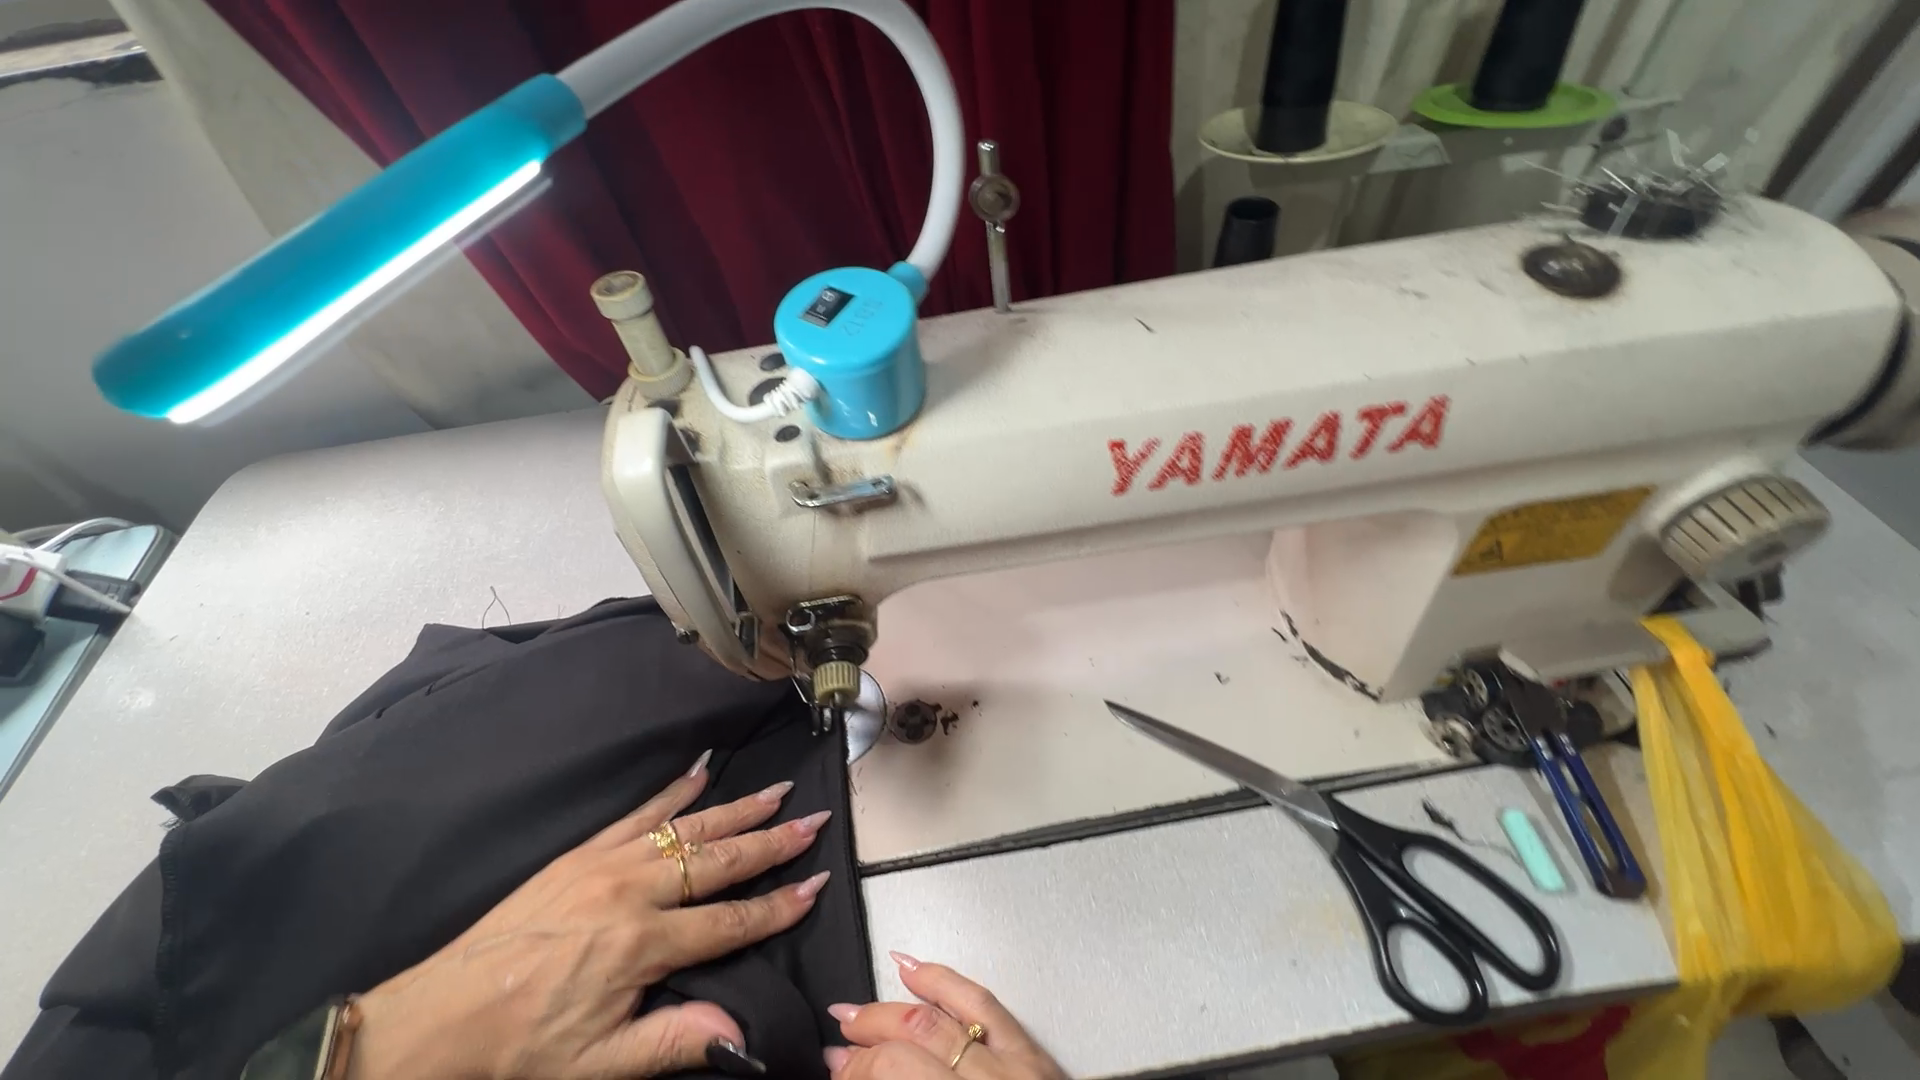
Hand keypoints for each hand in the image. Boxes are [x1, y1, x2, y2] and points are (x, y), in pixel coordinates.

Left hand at [347, 752, 831, 1079]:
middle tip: (812, 817)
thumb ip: (674, 1042)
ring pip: (686, 828)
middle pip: (718, 860)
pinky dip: (672, 793)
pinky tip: (699, 773)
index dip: (778, 906)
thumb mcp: (597, 1066)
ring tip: (775, 790)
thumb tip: (740, 1031)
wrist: (429, 1025)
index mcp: (641, 947)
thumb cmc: (518, 1052)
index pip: (730, 921)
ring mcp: (604, 865)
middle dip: (771, 841)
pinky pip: (636, 815)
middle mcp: (630, 893)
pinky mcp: (578, 855)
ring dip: (736, 809)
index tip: (817, 882)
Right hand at [823, 955, 1066, 1079]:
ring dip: (891, 1009)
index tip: (838, 1073)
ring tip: (856, 1012)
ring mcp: (1016, 1063)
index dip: (859, 1070)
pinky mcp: (1032, 1051)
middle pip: (915, 1038)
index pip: (896, 1072)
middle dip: (868, 1038)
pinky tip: (912, 971)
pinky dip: (943, 981)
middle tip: (839, 1046)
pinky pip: (982, 1001)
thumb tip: (852, 1075)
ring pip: (942, 1015)